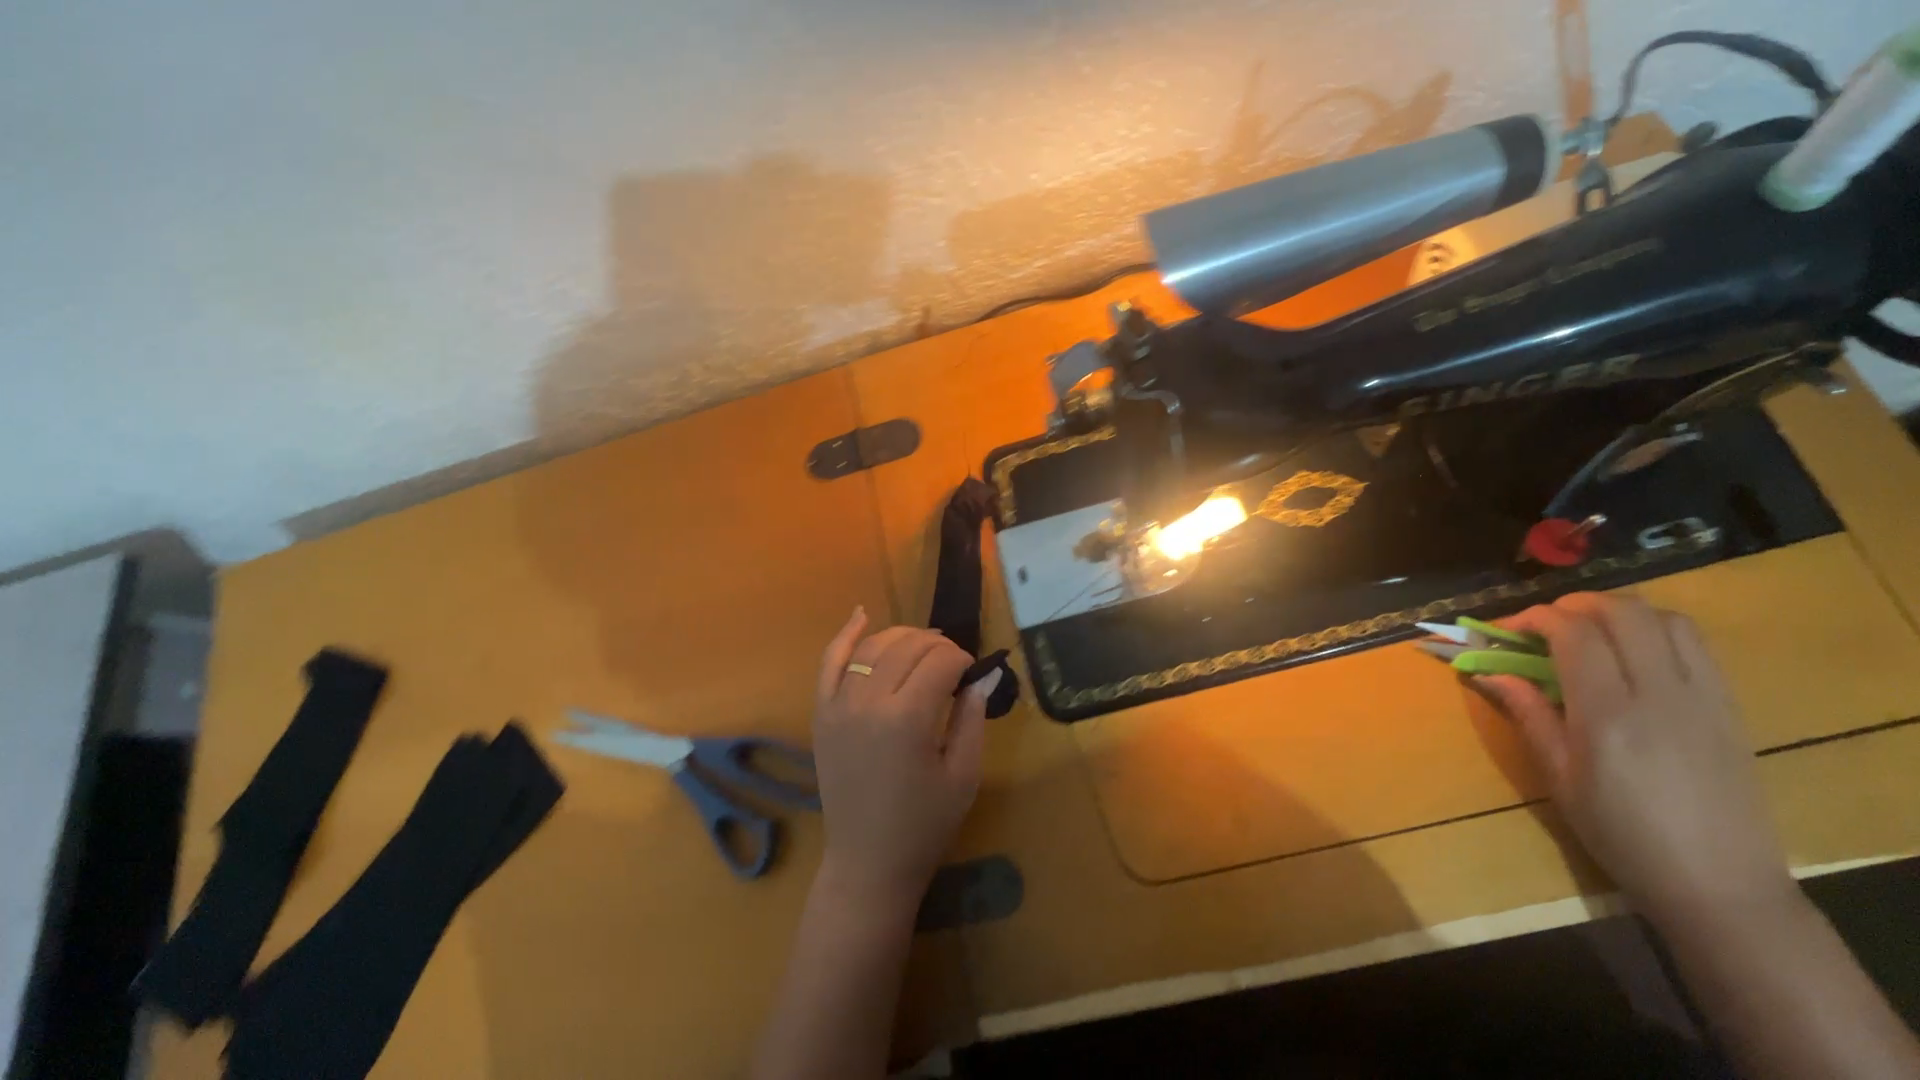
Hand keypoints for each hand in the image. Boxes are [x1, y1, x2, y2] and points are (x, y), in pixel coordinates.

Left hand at [811, 607, 998, 907]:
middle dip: (936, 645)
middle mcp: (868, 703)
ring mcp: (838, 706)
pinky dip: (845, 635)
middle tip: (954, 662)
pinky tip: (861, 614)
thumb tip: (984, 673)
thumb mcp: (962, 774)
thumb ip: (971, 717)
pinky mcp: (821, 714)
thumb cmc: (925, 824)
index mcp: (907, 719)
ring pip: (872, 647)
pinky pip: (830, 662)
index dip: (962, 660)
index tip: (973, 673)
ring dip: (901, 636)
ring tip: (924, 644)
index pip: (939, 662)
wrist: (868, 861)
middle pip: (906, 647)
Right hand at [1475, 593, 1795, 924]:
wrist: (1718, 881)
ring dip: (1620, 612)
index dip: (1536, 618)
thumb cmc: (1622, 836)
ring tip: (1592, 633)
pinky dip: (1657, 629)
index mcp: (1608, 714)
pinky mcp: (1728, 704)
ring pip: (1664, 617)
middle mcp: (1659, 692)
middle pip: (1621, 611)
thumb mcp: (1560, 779)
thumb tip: (1491, 672)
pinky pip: (1694, 643)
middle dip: (1575, 605)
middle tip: (1545, 626)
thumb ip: (1530, 715)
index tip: (1509, 630)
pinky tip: (1635, 654)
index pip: (1573, 633)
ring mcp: (1703, 695)